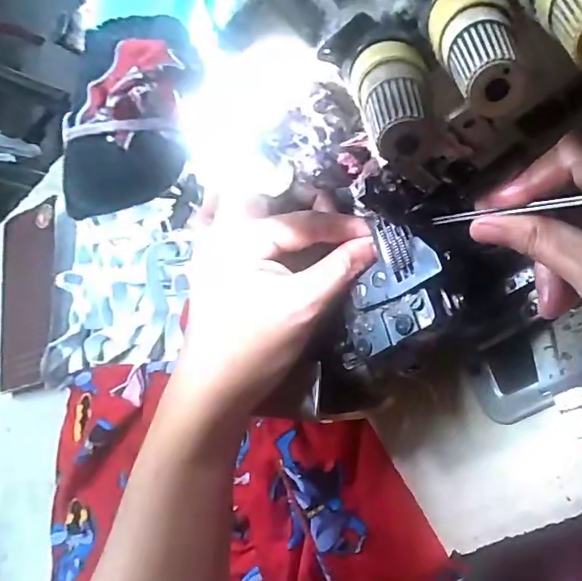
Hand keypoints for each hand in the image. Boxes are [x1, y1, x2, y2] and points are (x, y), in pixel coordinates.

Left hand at [169, 193, 375, 422]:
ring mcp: (209, 245)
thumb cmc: (258, 347)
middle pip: (266, 194)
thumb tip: (372, 243)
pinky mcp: (208, 263)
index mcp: (244, 236)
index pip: (303, 221)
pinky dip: (245, 217)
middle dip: (302, 197)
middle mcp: (222, 230)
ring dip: (273, 200)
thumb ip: (339, 269)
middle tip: (336, 213)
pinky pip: (221, 222)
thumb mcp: (305, 306)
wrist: (214, 386)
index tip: (373, 232)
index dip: (342, 225)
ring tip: (307, 209)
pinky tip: (262, 224)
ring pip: (242, 203)